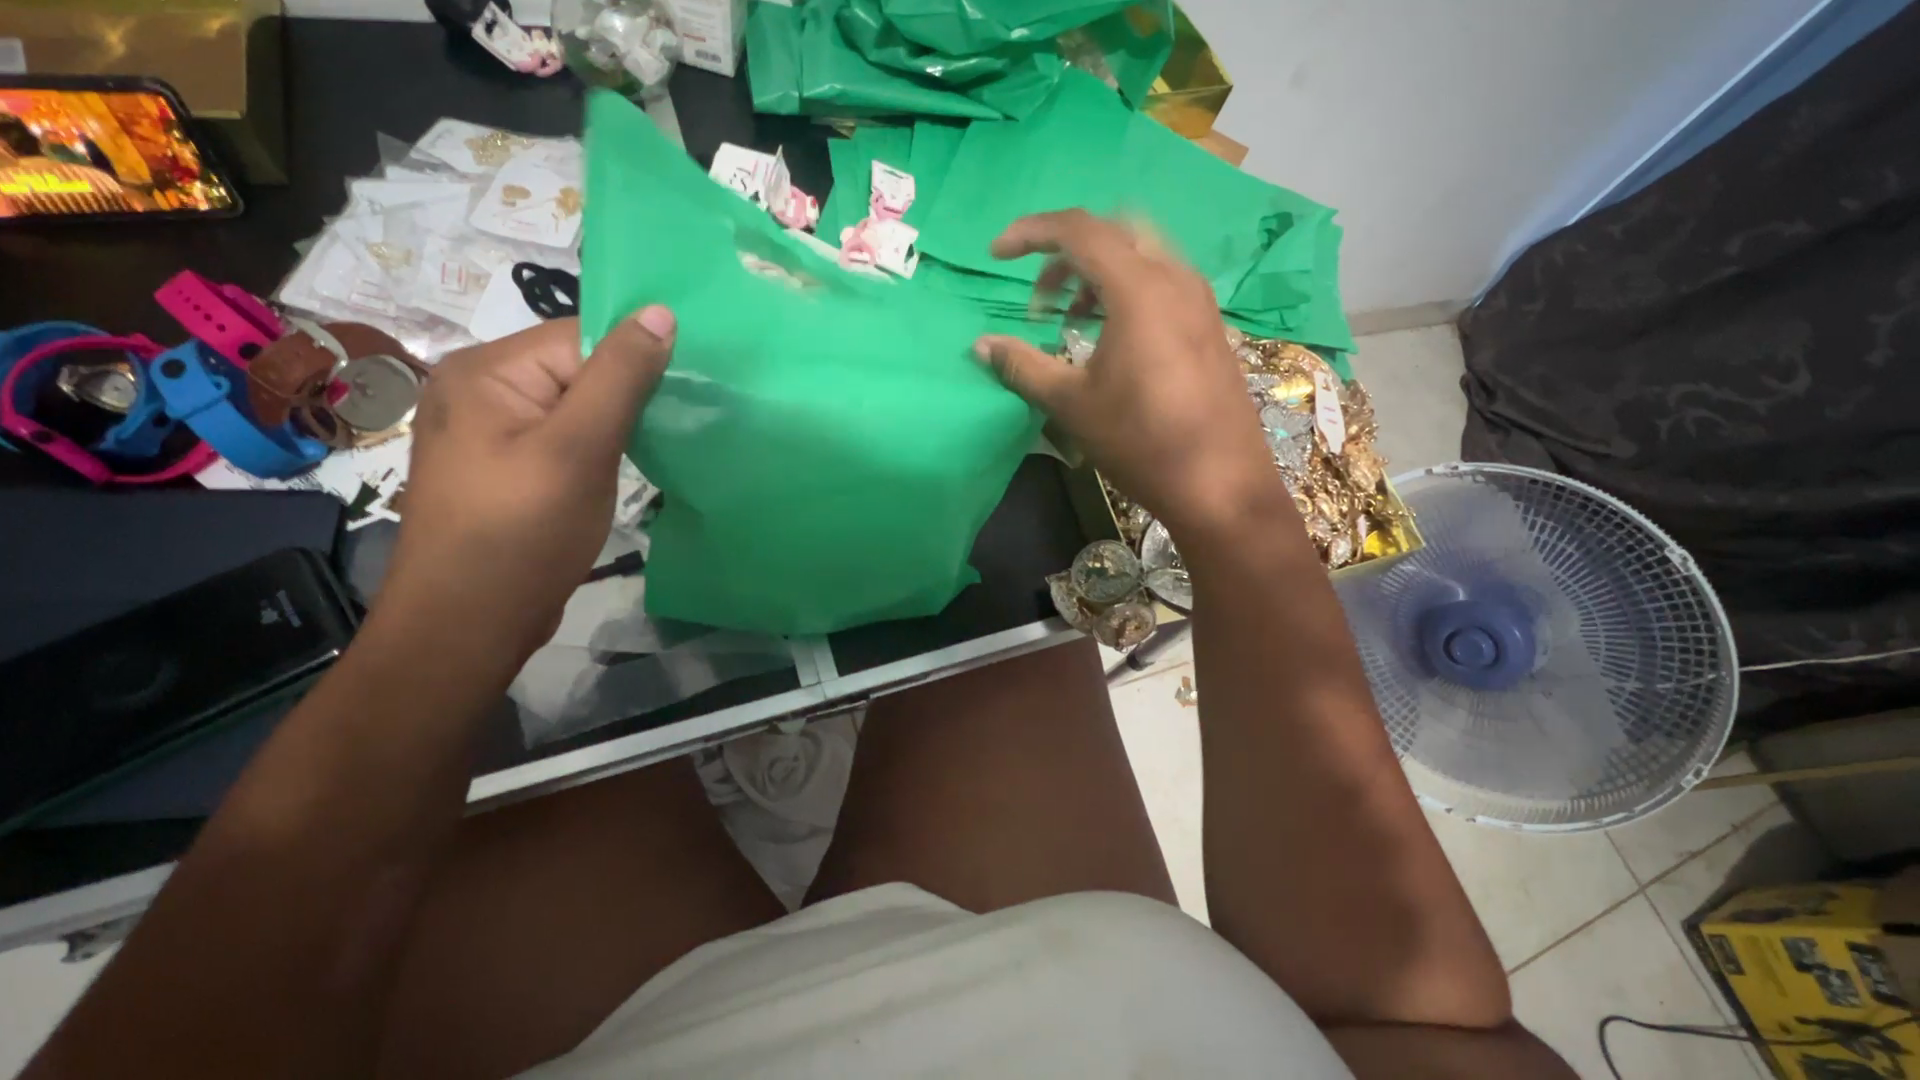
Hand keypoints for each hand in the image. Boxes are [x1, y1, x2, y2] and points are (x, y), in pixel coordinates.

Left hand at [380, 308, 675, 653]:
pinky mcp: (502, 470)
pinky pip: (559, 439)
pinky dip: (595, 449)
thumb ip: (621, 377)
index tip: (686, 393)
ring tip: (655, 449)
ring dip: (615, 426)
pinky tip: (620, 470)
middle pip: (576, 369)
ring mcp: (487, 433)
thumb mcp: (580, 449)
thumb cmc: (521, 534)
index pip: (581, 337)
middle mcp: (478, 390)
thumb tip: (660, 311)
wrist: (466, 626)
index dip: (636, 361)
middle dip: (627, 395)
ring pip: (572, 407)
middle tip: (677, 425)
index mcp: (486, 371)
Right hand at [974, 211, 1283, 541]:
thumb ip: (1022, 366)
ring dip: (1098, 271)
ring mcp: (1199, 300)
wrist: (1221, 486)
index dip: (1030, 233)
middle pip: (1113, 231)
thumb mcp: (1072, 404)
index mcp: (1139, 288)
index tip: (996, 255)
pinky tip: (1111, 337)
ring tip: (1071, 319)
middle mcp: (1175, 279)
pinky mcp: (1209, 324)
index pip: (1078, 230)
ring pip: (1141, 254)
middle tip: (1041, 296)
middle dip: (1067, 250)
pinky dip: (1127, 288)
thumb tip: (981, 346)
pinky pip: (1162, 280)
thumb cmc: (1141, 442)